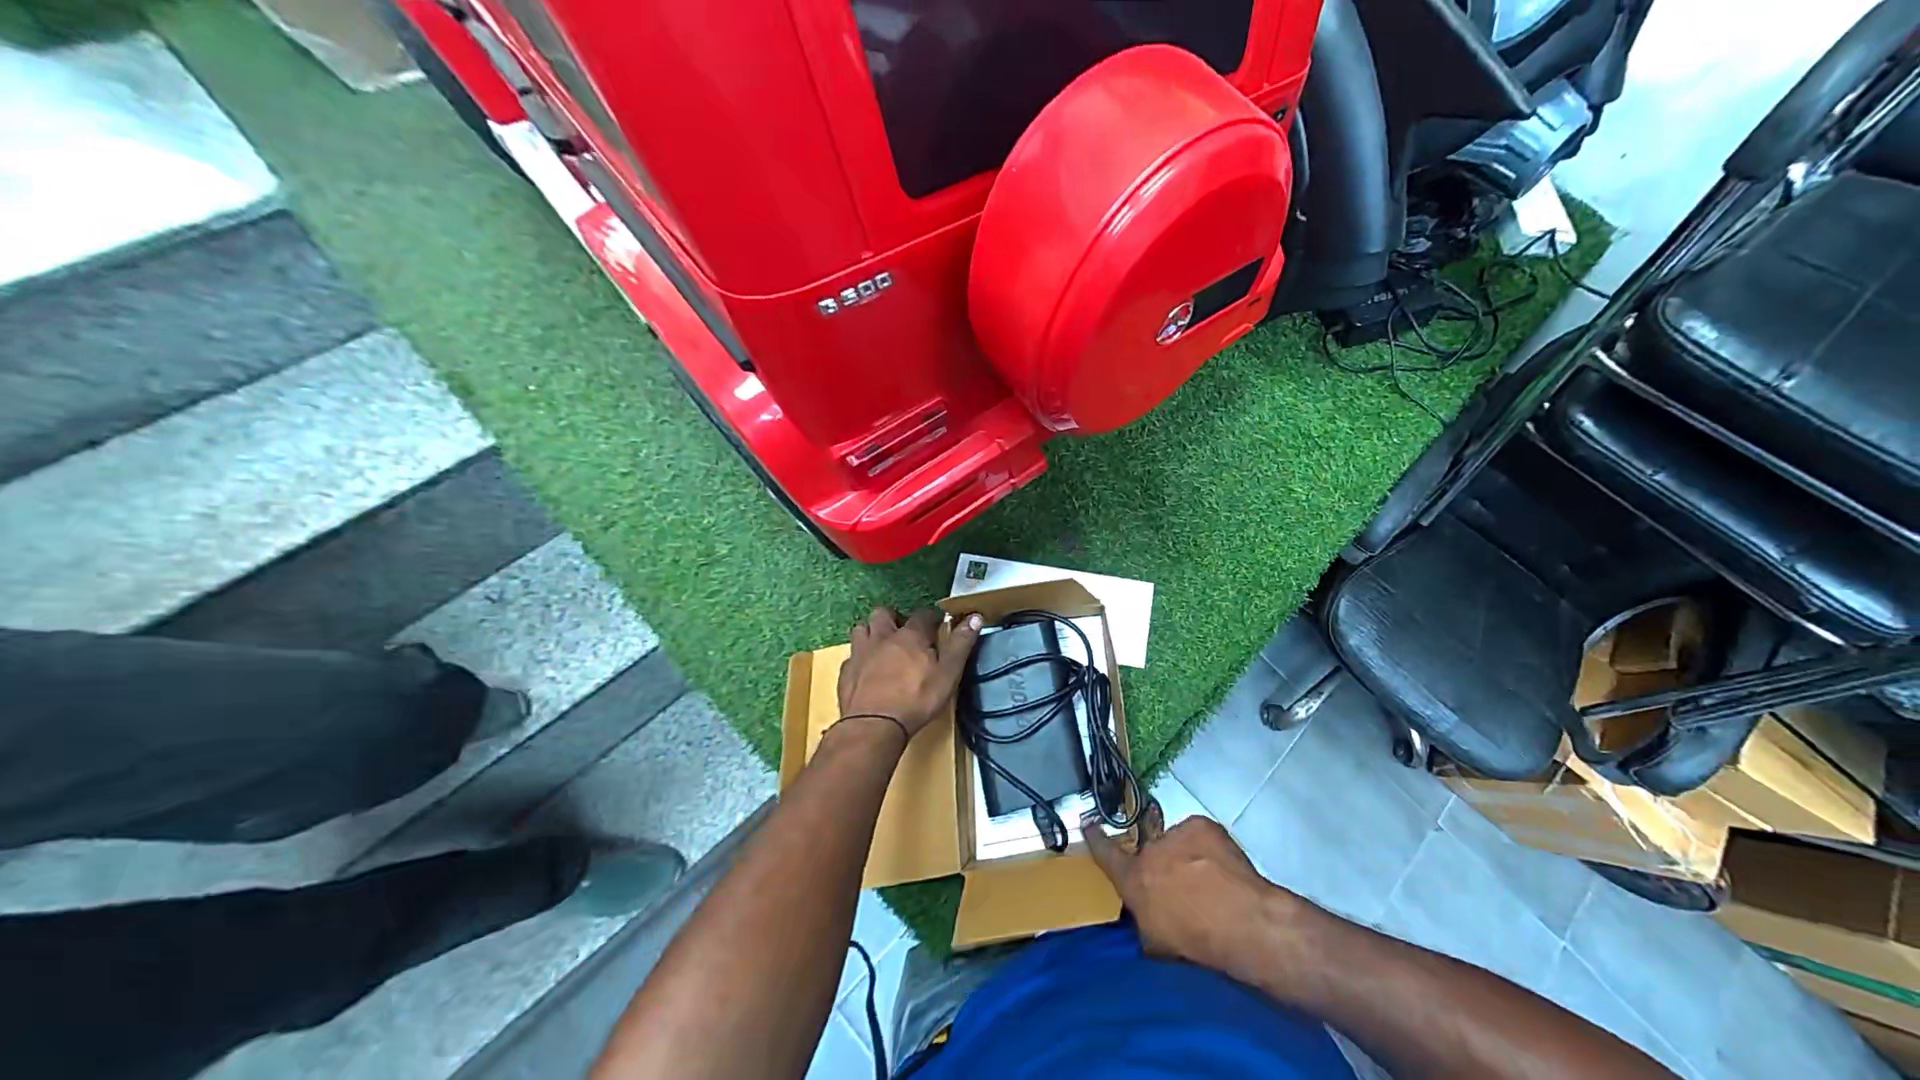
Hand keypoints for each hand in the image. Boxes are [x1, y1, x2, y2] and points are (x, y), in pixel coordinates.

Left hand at [836, 607, 982, 741]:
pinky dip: (860, 658)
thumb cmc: (916, 700)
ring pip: (862, 629)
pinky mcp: (846, 672)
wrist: (874, 726)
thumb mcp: (948, 674)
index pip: (923, 615)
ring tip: (883, 645)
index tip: (938, 624)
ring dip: (873, 632)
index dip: (932, 617)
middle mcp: (882, 637)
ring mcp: (860, 653)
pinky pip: (852, 656)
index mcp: (909, 635)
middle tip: (905, 632)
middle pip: (884, 613)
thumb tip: (975, 617)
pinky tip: (866, 670)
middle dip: (895, 618)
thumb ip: (960, 644)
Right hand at [1083, 804, 1312, 975]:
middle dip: (1164, 866)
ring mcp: (1176, 834)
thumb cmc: (1195, 941)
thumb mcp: (1157, 943)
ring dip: (1188, 859)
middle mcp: (1150, 851)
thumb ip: (1144, 922)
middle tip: (1185, 888)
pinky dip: (1210, 851)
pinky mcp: (1203, 826)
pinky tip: (1225, 873)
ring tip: (1212, 883)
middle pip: (1151, 852)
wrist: (1240, 923)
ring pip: (1179, 844)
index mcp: (1133, 879)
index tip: (1088, 824)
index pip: (1106, 854)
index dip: (1096, 840)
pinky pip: (1201, 837)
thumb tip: (1148, 920)